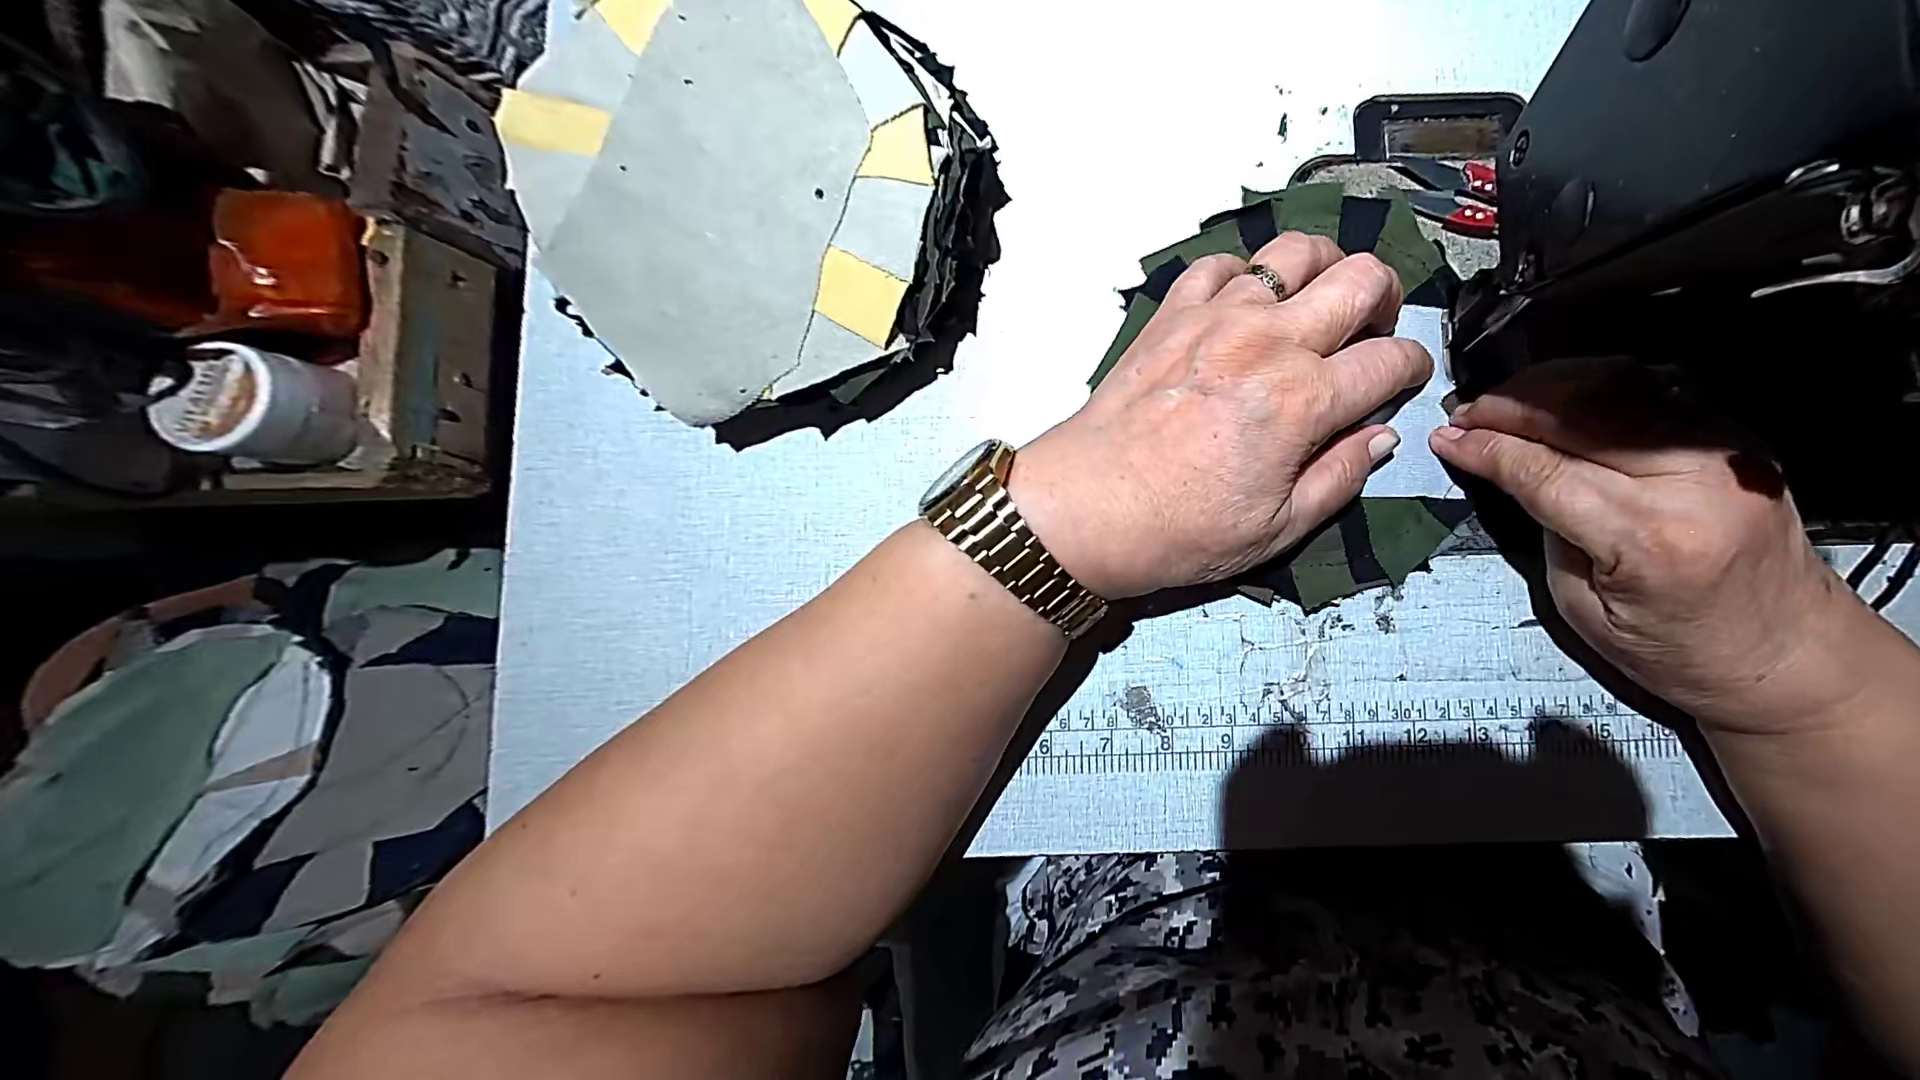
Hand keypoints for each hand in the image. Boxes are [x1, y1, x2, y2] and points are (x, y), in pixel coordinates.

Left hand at [1009, 233, 1432, 599]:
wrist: (1084, 510)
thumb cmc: (1172, 530)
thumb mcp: (1274, 530)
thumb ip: (1339, 477)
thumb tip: (1378, 436)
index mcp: (1302, 400)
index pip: (1393, 359)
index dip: (1410, 370)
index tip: (1398, 382)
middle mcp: (1265, 343)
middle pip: (1362, 279)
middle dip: (1382, 302)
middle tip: (1365, 334)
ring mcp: (1212, 322)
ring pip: (1294, 253)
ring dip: (1320, 271)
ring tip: (1311, 306)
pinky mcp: (1167, 319)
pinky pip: (1216, 266)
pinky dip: (1240, 275)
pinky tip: (1238, 306)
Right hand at [1429, 357, 1871, 735]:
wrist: (1791, 655)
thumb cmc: (1675, 647)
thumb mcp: (1579, 602)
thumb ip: (1548, 528)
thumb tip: (1508, 471)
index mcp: (1650, 537)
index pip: (1543, 470)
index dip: (1484, 449)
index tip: (1444, 439)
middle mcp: (1698, 482)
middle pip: (1583, 412)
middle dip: (1508, 405)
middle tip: (1464, 413)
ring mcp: (1728, 455)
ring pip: (1620, 386)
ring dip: (1548, 386)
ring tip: (1502, 402)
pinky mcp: (1738, 443)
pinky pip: (1653, 392)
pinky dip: (1592, 388)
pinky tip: (1556, 401)